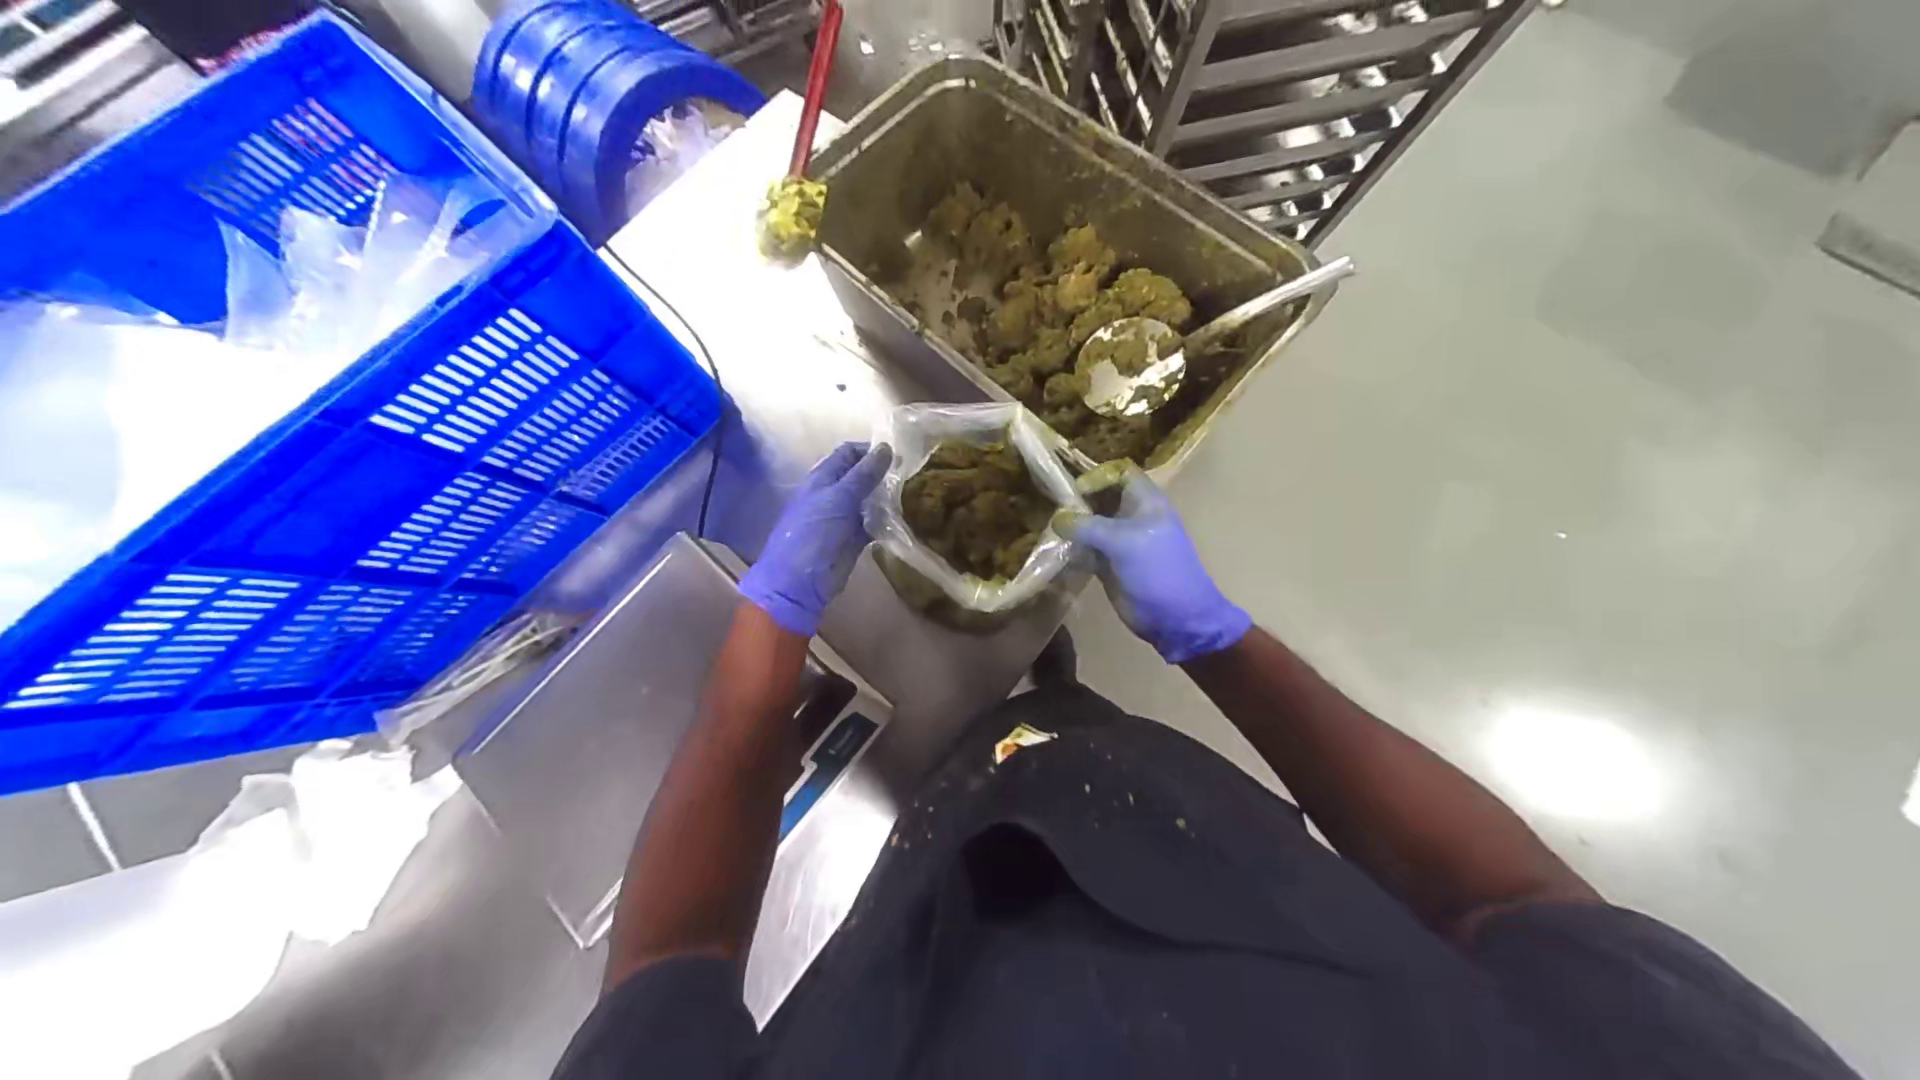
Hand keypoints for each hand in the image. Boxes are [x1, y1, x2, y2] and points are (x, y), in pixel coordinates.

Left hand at [739, 441, 892, 635]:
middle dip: (883, 473)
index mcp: (822, 478)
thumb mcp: (839, 499)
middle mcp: (833, 494)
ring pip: (869, 500)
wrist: (800, 582)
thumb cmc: (814, 534)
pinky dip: (886, 519)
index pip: (848, 454)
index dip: (870, 450)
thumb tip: (886, 447)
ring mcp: (843, 517)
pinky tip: (905, 516)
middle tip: (911, 473)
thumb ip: (863, 474)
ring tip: (913, 492)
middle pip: (861, 476)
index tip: (898, 454)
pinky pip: (873, 522)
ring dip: (887, 496)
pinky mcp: (854, 538)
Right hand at [1052, 463, 1249, 663]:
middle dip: (1077, 500)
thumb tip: (1057, 518)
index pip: (1120, 472)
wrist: (1175, 618)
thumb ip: (1088, 526)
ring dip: (1071, 526)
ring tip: (1049, 530)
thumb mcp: (1123, 542)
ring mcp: (1120, 541)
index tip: (1074, 490)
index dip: (1097, 476)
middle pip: (1100, 497)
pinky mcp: (1109, 563)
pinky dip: (1072, 549)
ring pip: (1090, 523)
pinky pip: (1086, 548)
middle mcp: (1132, 516)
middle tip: (1052, 508)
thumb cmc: (1157, 570)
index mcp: (1145, 502)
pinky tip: (1055, 551)